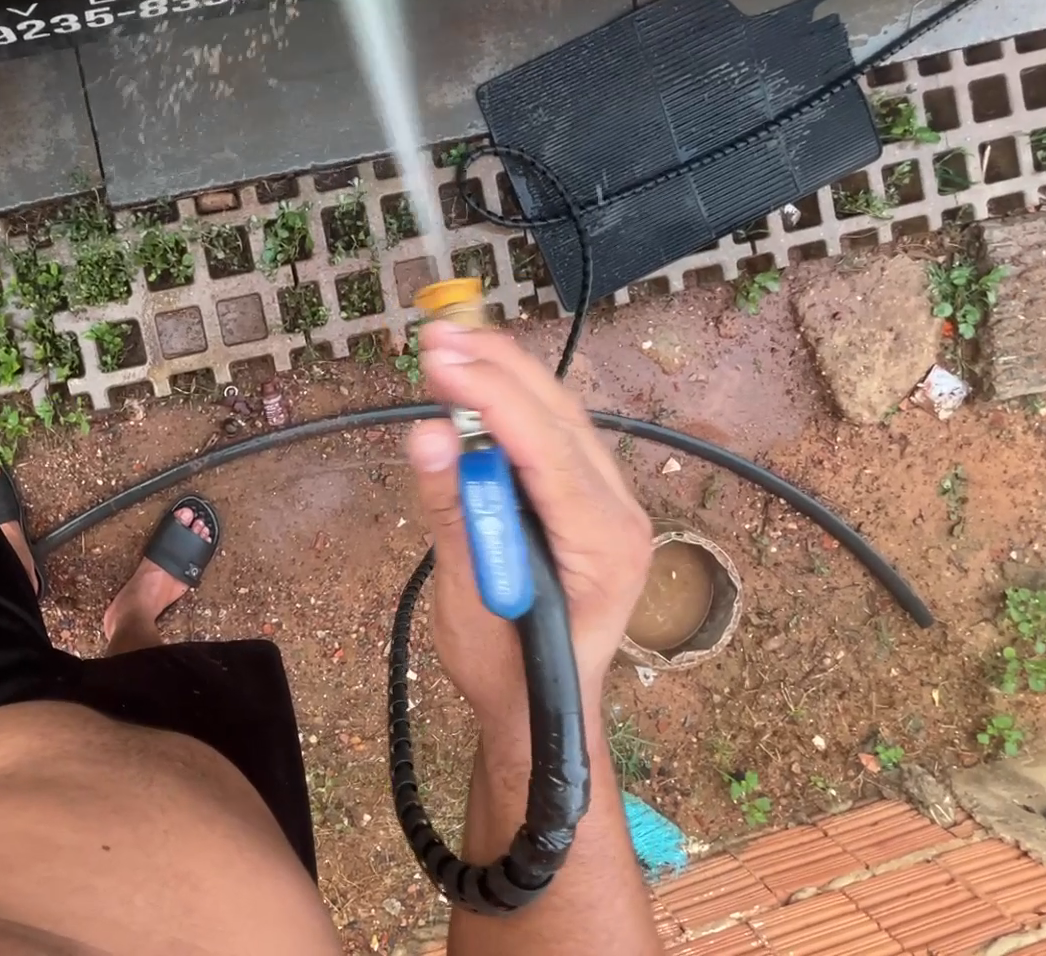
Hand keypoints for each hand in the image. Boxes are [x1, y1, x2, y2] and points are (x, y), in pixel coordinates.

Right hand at [404, 321, 651, 739]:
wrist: (542, 708)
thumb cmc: (507, 669)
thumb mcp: (469, 599)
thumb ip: (453, 514)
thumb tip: (427, 435)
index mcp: (603, 541)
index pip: (546, 446)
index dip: (490, 397)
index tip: (437, 360)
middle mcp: (618, 509)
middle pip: (559, 416)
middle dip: (497, 368)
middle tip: (436, 337)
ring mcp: (607, 502)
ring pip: (558, 416)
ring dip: (502, 376)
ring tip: (448, 346)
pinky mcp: (583, 499)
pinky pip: (550, 435)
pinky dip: (508, 402)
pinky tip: (475, 385)